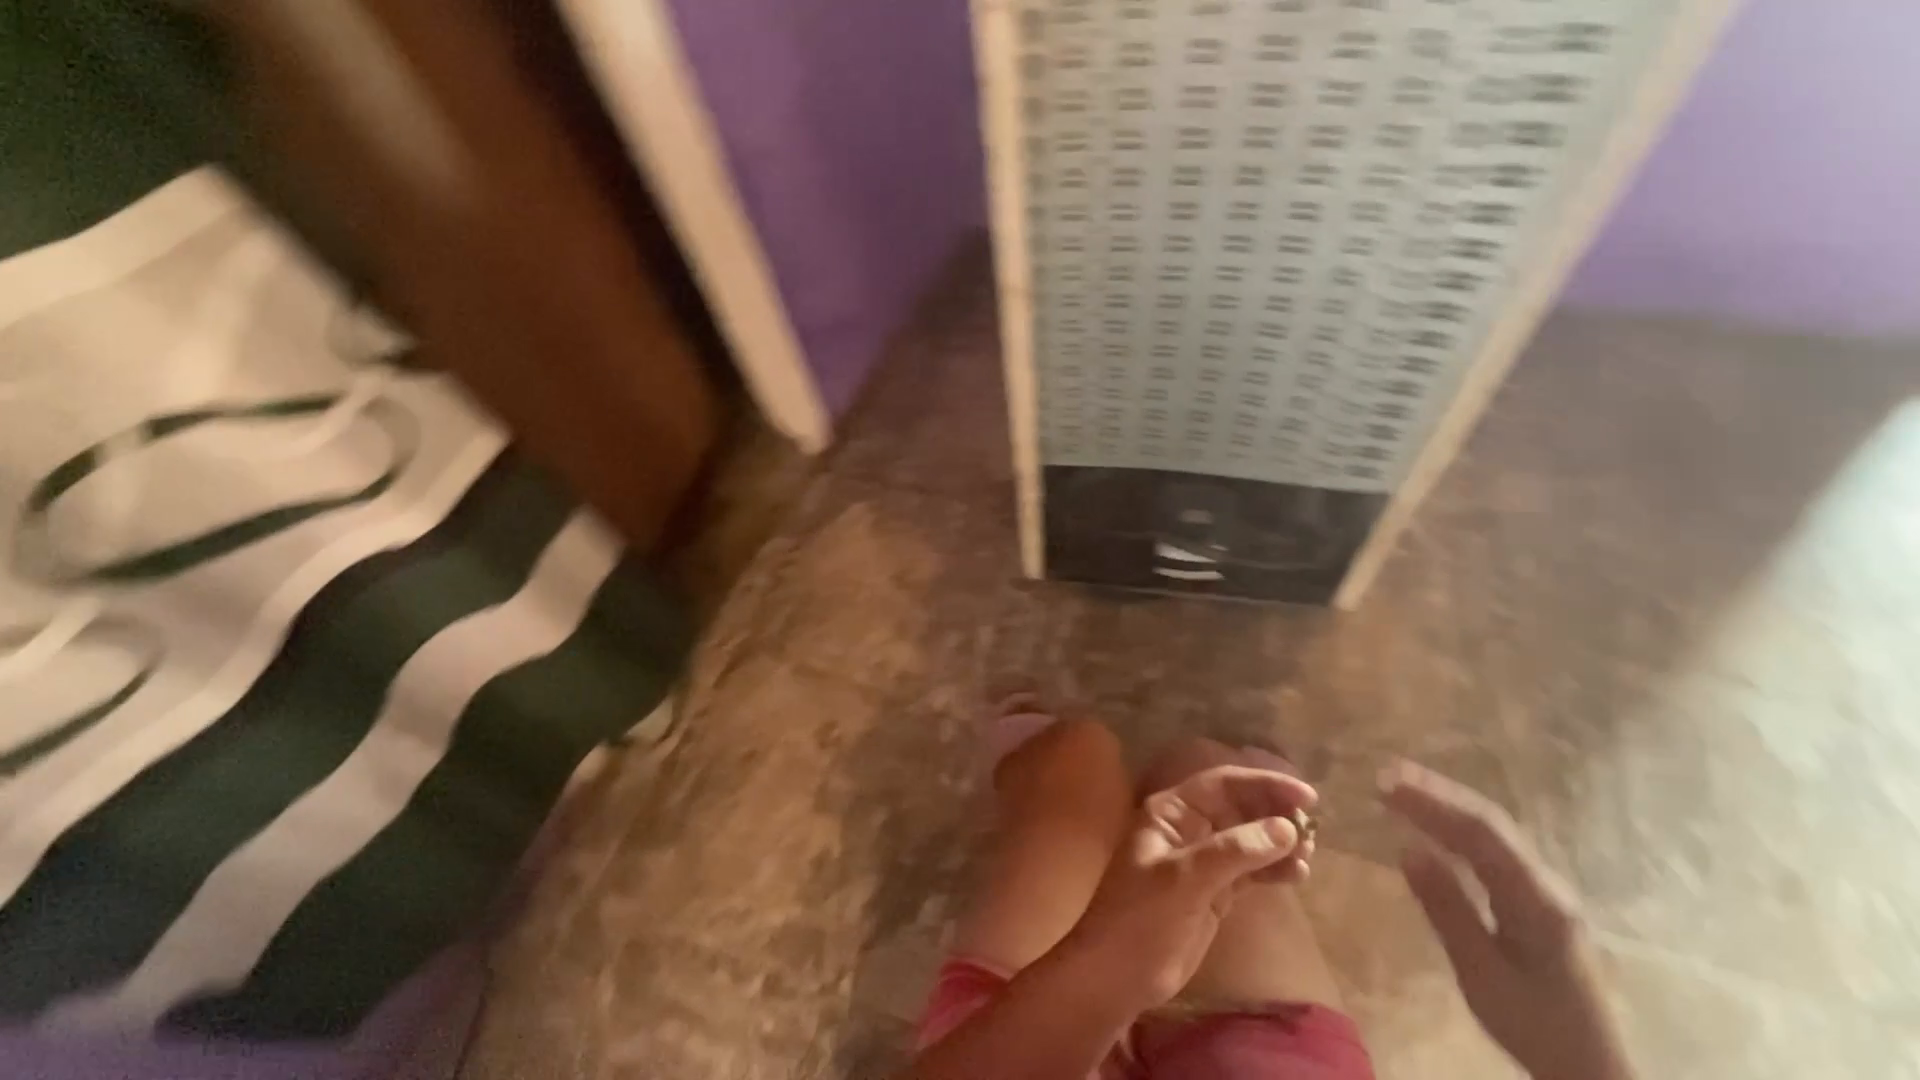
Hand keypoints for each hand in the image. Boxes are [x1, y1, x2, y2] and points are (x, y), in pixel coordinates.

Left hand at [1060, 764, 1316, 1010]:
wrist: (1119, 973)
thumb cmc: (1140, 916)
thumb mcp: (1183, 879)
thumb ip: (1234, 851)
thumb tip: (1287, 829)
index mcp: (1170, 813)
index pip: (1223, 784)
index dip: (1264, 784)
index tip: (1307, 796)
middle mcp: (1188, 829)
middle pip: (1240, 808)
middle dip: (1276, 813)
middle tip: (1313, 829)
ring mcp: (1203, 861)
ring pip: (1250, 839)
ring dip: (1280, 842)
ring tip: (1308, 856)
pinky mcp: (1215, 891)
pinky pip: (1252, 870)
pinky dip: (1275, 868)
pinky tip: (1297, 874)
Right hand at [1381, 761, 1632, 1079]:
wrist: (1594, 1069)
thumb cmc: (1535, 1025)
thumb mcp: (1482, 974)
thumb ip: (1448, 909)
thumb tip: (1407, 849)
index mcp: (1537, 898)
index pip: (1481, 832)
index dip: (1432, 801)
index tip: (1384, 782)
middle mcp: (1546, 882)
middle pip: (1490, 822)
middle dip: (1436, 793)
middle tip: (1382, 775)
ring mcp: (1545, 890)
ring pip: (1493, 833)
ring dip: (1446, 807)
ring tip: (1398, 789)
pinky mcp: (1537, 901)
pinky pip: (1494, 851)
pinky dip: (1457, 830)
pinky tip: (1432, 829)